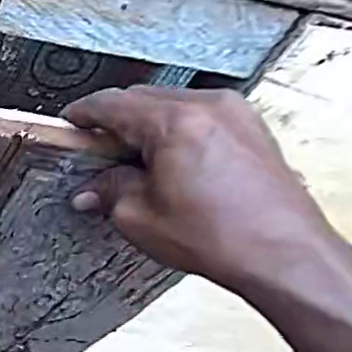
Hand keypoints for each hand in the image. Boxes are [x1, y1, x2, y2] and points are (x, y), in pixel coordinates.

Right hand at [62, 87, 351, 299]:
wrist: (282, 252)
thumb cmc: (218, 235)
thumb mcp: (139, 217)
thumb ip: (109, 191)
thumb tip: (91, 189)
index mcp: (174, 122)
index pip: (113, 103)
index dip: (83, 113)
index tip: (69, 124)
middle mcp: (208, 106)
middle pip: (143, 99)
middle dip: (113, 122)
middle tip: (93, 154)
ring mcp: (235, 114)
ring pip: (171, 106)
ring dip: (144, 127)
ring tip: (129, 164)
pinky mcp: (250, 129)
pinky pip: (199, 117)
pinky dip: (173, 132)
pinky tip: (164, 163)